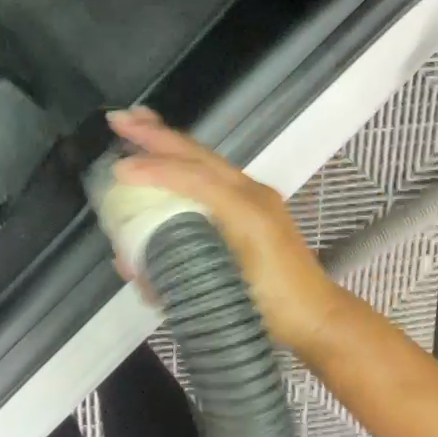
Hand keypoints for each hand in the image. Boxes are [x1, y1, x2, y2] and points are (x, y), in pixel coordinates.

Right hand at [108, 107, 359, 354]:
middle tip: (118, 119)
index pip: (193, 178)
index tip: (118, 170)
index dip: (154, 170)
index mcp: (246, 210)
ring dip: (169, 140)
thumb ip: (177, 272)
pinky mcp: (254, 205)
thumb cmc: (274, 307)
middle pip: (197, 156)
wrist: (318, 318)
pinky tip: (166, 155)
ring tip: (137, 124)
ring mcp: (254, 196)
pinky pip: (213, 172)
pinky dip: (184, 158)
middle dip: (155, 135)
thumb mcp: (224, 290)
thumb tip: (129, 263)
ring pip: (205, 158)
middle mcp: (250, 194)